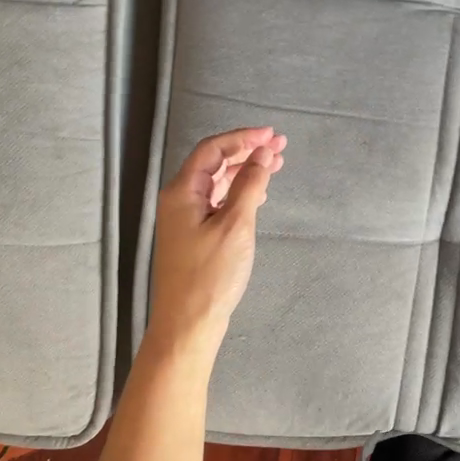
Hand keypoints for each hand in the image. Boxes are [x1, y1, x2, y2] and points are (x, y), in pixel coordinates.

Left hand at [146, 127, 286, 350]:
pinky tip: (258, 193)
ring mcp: (185, 219)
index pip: (212, 149)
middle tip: (280, 146)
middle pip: (214, 162)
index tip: (272, 135)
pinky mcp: (194, 236)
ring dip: (245, 170)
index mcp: (182, 191)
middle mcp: (179, 200)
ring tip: (276, 164)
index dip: (243, 138)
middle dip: (247, 150)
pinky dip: (239, 191)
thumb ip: (249, 185)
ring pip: (217, 182)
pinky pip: (217, 201)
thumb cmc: (211, 275)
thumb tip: (262, 154)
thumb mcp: (236, 225)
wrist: (187, 325)